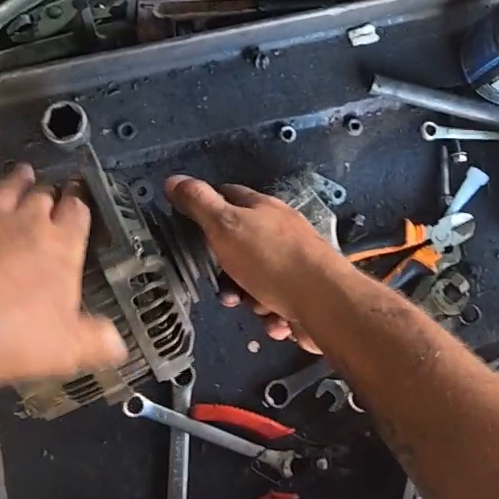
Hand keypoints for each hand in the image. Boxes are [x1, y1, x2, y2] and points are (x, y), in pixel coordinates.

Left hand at [0, 164, 126, 389]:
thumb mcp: (66, 349)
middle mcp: (24, 223)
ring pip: (2, 190)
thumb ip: (96, 341)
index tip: (80, 198)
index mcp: (59, 246)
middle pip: (42, 196)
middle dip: (48, 192)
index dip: (80, 204)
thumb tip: (119, 345)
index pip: (77, 213)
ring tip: (20, 173)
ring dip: (12, 182)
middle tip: (50, 190)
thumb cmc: (11, 337)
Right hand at [164, 176, 350, 351]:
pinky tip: (276, 320)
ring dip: (249, 298)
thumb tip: (173, 179)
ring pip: (257, 280)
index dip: (207, 206)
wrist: (325, 303)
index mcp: (262, 208)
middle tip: (223, 285)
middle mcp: (281, 231)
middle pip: (241, 246)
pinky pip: (277, 305)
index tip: (189, 224)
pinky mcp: (305, 294)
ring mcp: (296, 263)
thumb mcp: (225, 226)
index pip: (228, 194)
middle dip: (227, 270)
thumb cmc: (271, 260)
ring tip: (254, 306)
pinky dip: (272, 316)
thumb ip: (199, 204)